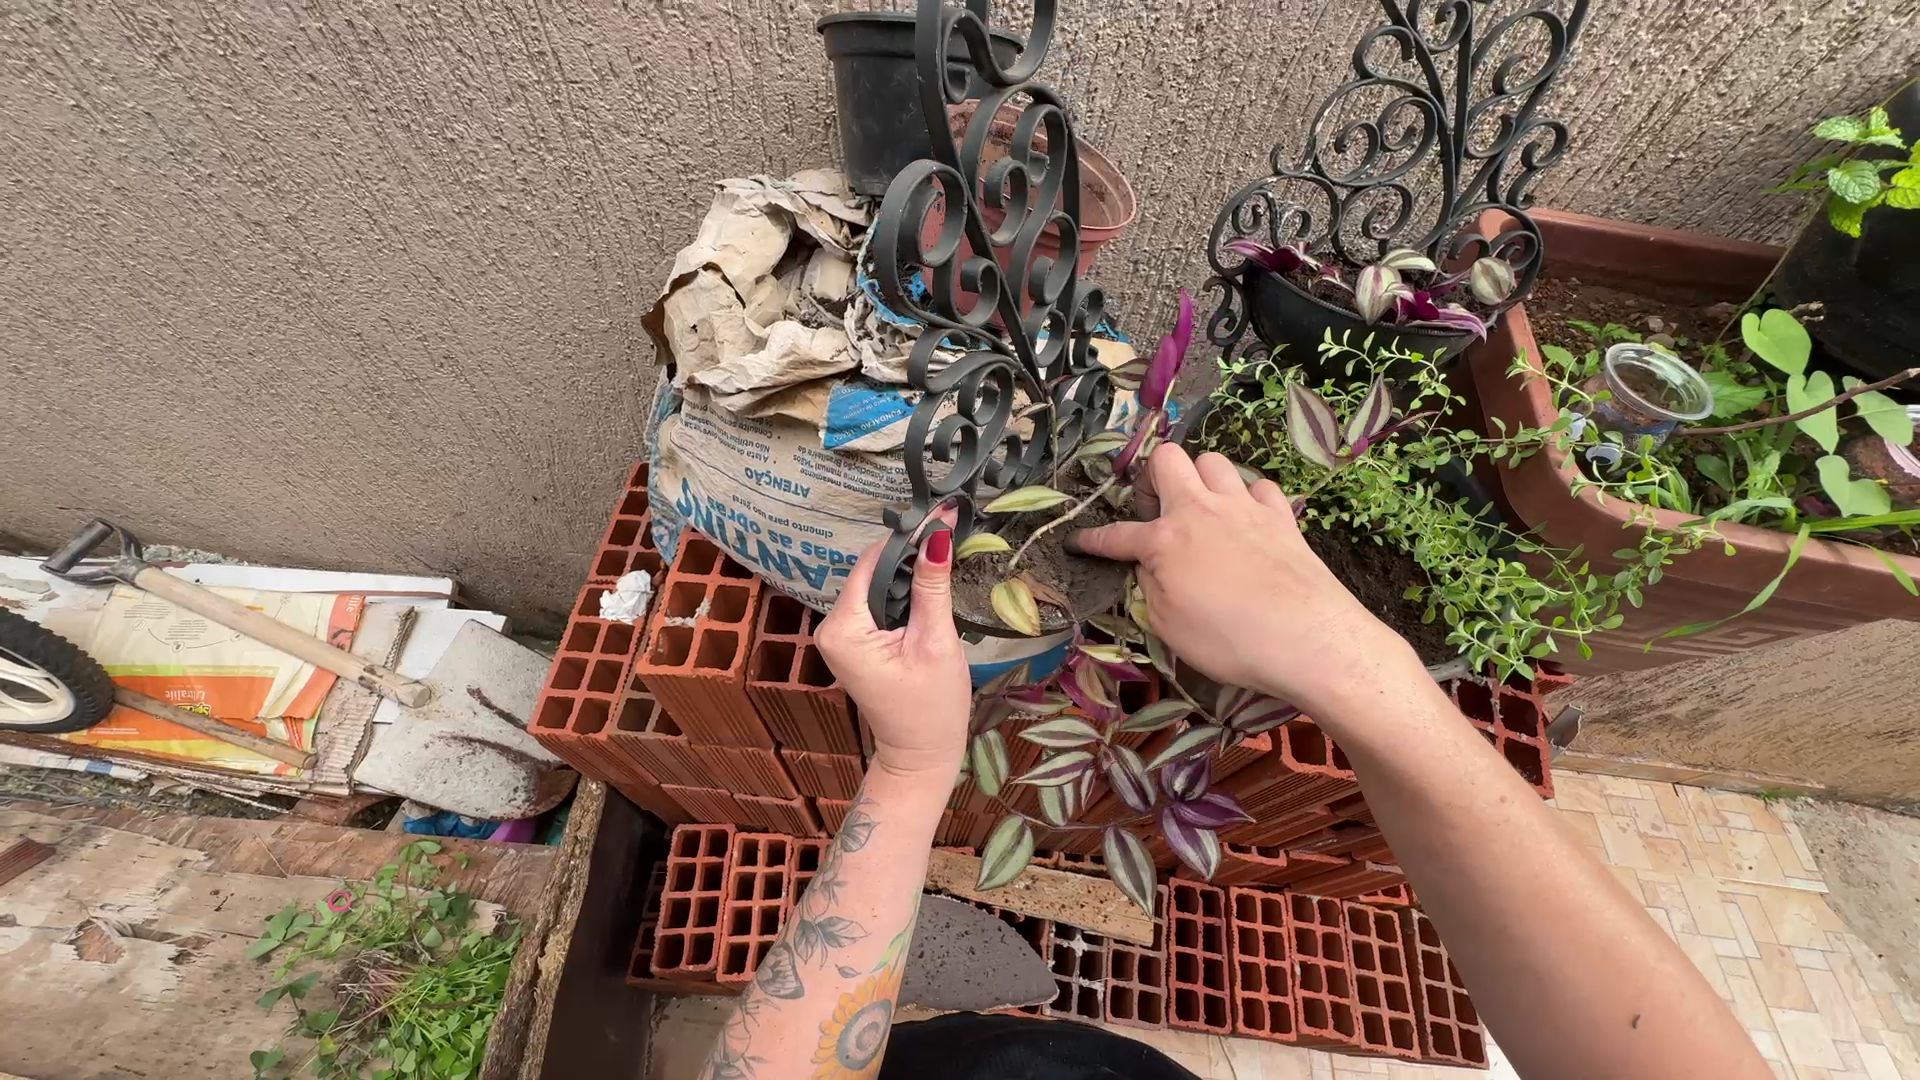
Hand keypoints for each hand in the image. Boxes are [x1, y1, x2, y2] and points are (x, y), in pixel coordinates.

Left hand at [817, 524, 971, 779]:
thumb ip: (932, 586)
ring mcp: (840, 636)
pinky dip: (902, 593)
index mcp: (844, 628)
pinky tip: (929, 586)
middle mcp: (831, 627)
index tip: (941, 515)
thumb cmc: (932, 705)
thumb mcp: (935, 641)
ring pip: (876, 585)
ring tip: (944, 555)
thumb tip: (937, 534)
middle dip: (909, 555)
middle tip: (949, 532)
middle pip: (872, 571)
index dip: (907, 538)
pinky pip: (877, 603)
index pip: (871, 563)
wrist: (923, 754)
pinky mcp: (854, 642)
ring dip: (908, 573)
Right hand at [1070, 445, 1421, 719]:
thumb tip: (1149, 568)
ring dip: (1202, 480)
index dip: (1093, 540)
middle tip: (1156, 512)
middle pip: (1169, 459)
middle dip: (1153, 478)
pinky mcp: (1283, 518)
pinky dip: (1249, 499)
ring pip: (1215, 462)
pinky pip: (1260, 488)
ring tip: (1202, 511)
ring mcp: (1245, 508)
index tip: (1078, 542)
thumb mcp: (1168, 626)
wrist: (1310, 640)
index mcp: (1165, 540)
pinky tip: (1247, 522)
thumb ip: (1151, 588)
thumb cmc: (1228, 640)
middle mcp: (1201, 510)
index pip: (1116, 536)